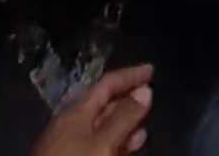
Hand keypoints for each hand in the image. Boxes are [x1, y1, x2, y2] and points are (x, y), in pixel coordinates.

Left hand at [32, 65, 153, 155]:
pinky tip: (125, 153)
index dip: (131, 75)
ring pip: (100, 130)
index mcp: (76, 112)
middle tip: (150, 102)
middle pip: (104, 105)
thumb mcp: (103, 144)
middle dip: (128, 103)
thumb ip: (125, 117)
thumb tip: (145, 89)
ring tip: (143, 134)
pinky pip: (95, 148)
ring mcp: (66, 149)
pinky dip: (113, 147)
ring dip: (123, 129)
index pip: (107, 83)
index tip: (152, 71)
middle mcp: (70, 126)